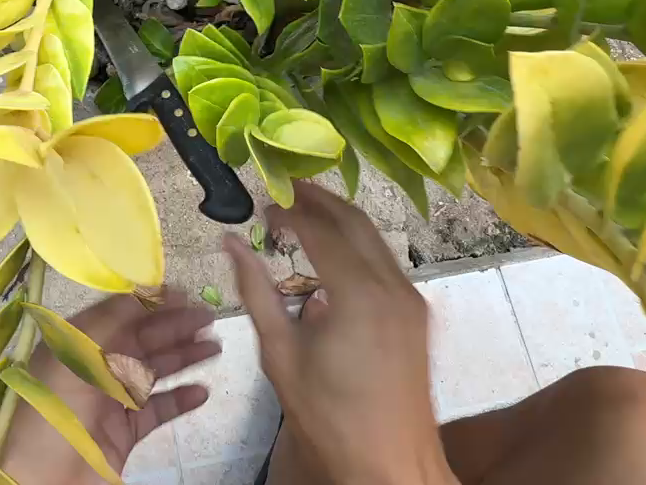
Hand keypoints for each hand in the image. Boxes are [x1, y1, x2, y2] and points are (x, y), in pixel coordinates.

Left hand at [0, 292, 219, 483]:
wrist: (41, 480)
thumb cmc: (54, 408)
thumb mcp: (76, 352)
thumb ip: (111, 318)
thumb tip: (144, 291)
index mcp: (79, 342)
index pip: (120, 314)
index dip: (152, 302)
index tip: (184, 295)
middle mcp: (95, 366)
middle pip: (142, 340)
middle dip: (175, 327)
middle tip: (208, 318)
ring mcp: (110, 401)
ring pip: (153, 371)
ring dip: (184, 358)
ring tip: (214, 347)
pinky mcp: (123, 434)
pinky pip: (156, 411)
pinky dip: (180, 400)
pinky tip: (201, 392)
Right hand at [226, 182, 458, 484]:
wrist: (393, 470)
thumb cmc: (329, 417)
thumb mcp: (280, 354)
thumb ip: (255, 290)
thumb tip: (230, 241)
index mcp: (358, 294)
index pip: (319, 231)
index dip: (288, 212)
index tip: (262, 207)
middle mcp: (392, 286)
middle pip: (354, 220)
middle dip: (318, 199)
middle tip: (285, 188)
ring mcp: (410, 298)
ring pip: (374, 236)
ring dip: (339, 216)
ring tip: (303, 208)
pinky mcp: (416, 313)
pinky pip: (385, 259)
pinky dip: (357, 241)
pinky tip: (333, 247)